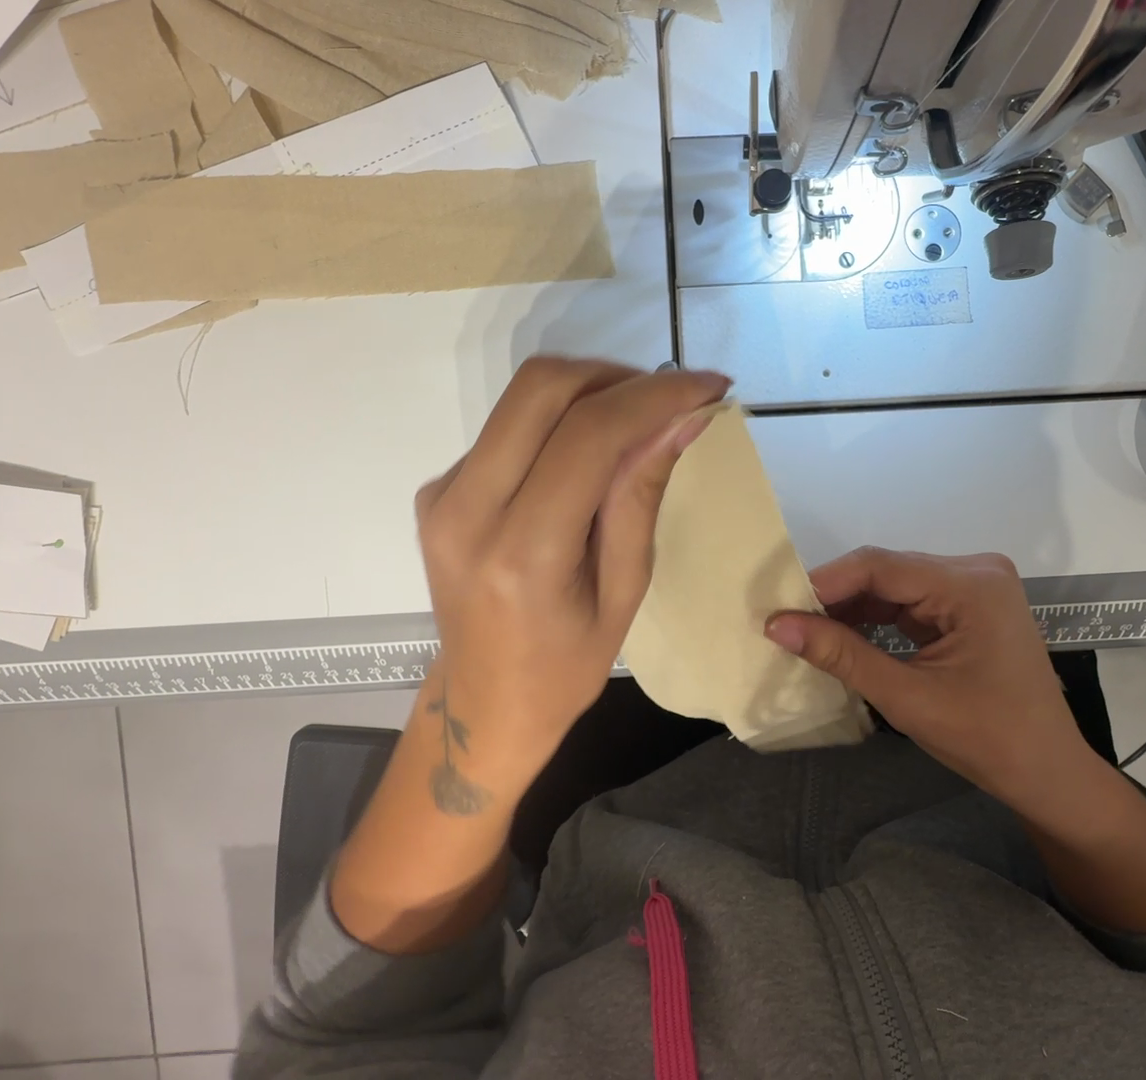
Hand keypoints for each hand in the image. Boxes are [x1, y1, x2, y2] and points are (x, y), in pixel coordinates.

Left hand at [414, 358, 730, 797]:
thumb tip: (682, 418)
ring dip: (590, 392)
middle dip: (618, 377)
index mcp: (521, 555)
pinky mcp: (436, 490)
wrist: (485, 701)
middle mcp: (465, 511)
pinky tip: (589, 459)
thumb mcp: (624, 592)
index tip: (709, 385)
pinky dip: (559, 422)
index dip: (656, 396)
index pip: (589, 436)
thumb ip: (641, 496)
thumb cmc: (567, 665)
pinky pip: (507, 428)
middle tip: (669, 402)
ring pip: (521, 398)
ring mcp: (441, 495)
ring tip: (640, 424)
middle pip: (541, 388)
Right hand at [763, 547, 1093, 808]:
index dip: (825, 583)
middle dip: (835, 597)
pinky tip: (843, 636)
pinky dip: (877, 619)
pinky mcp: (970, 607)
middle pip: (888, 571)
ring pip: (896, 586)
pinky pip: (912, 603)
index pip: (881, 566)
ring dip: (853, 608)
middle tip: (785, 621)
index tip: (777, 607)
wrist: (1047, 772)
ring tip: (805, 631)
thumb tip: (777, 625)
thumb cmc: (987, 739)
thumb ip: (842, 656)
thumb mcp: (907, 697)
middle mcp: (975, 571)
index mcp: (971, 585)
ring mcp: (975, 588)